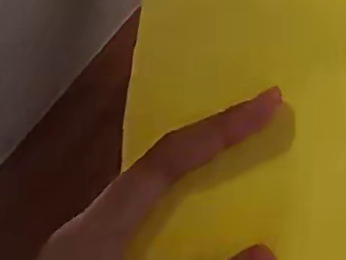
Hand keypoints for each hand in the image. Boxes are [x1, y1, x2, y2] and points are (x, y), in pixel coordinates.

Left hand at [38, 88, 285, 259]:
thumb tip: (267, 250)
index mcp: (92, 231)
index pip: (168, 157)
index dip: (223, 126)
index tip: (272, 101)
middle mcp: (81, 233)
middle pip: (154, 171)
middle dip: (207, 146)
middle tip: (256, 127)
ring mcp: (73, 255)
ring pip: (142, 202)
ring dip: (189, 183)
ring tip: (232, 168)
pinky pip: (133, 232)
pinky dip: (170, 220)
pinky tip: (189, 231)